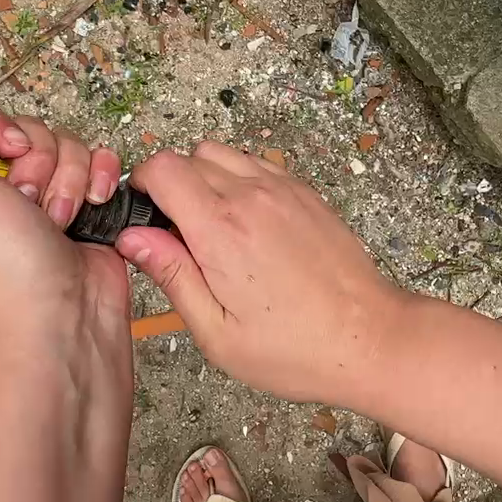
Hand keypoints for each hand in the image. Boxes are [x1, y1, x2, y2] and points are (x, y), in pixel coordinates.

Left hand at [0, 74, 129, 354]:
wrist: (63, 319)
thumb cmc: (2, 265)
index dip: (6, 130)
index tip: (10, 157)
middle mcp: (6, 188)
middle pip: (36, 130)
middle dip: (42, 163)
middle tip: (31, 206)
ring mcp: (51, 196)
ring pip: (72, 144)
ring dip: (71, 179)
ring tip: (61, 221)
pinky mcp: (90, 205)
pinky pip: (103, 161)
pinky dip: (103, 178)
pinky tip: (95, 204)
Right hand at [116, 142, 411, 405]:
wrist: (370, 337)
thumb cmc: (294, 348)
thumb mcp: (217, 331)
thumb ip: (172, 274)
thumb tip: (132, 238)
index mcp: (221, 229)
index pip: (163, 168)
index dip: (142, 184)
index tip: (142, 213)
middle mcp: (250, 195)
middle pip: (188, 156)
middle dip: (169, 184)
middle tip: (176, 232)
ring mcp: (281, 187)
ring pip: (221, 152)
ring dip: (204, 176)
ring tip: (211, 226)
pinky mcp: (303, 190)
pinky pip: (255, 163)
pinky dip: (238, 178)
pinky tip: (246, 222)